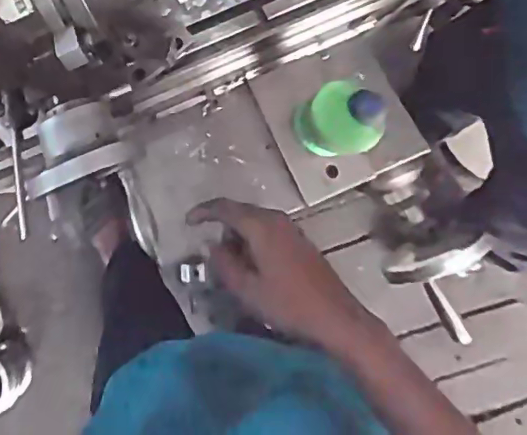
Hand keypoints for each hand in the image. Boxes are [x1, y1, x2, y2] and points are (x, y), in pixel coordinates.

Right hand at [189, 198, 383, 353]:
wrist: (338, 318)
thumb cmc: (289, 304)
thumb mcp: (248, 290)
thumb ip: (224, 264)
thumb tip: (211, 245)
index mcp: (260, 225)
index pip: (225, 208)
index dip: (203, 212)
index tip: (188, 222)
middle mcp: (275, 218)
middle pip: (240, 213)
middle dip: (223, 230)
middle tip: (214, 257)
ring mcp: (290, 227)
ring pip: (254, 223)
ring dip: (240, 239)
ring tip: (236, 268)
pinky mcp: (299, 240)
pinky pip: (268, 231)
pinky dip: (255, 242)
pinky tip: (256, 268)